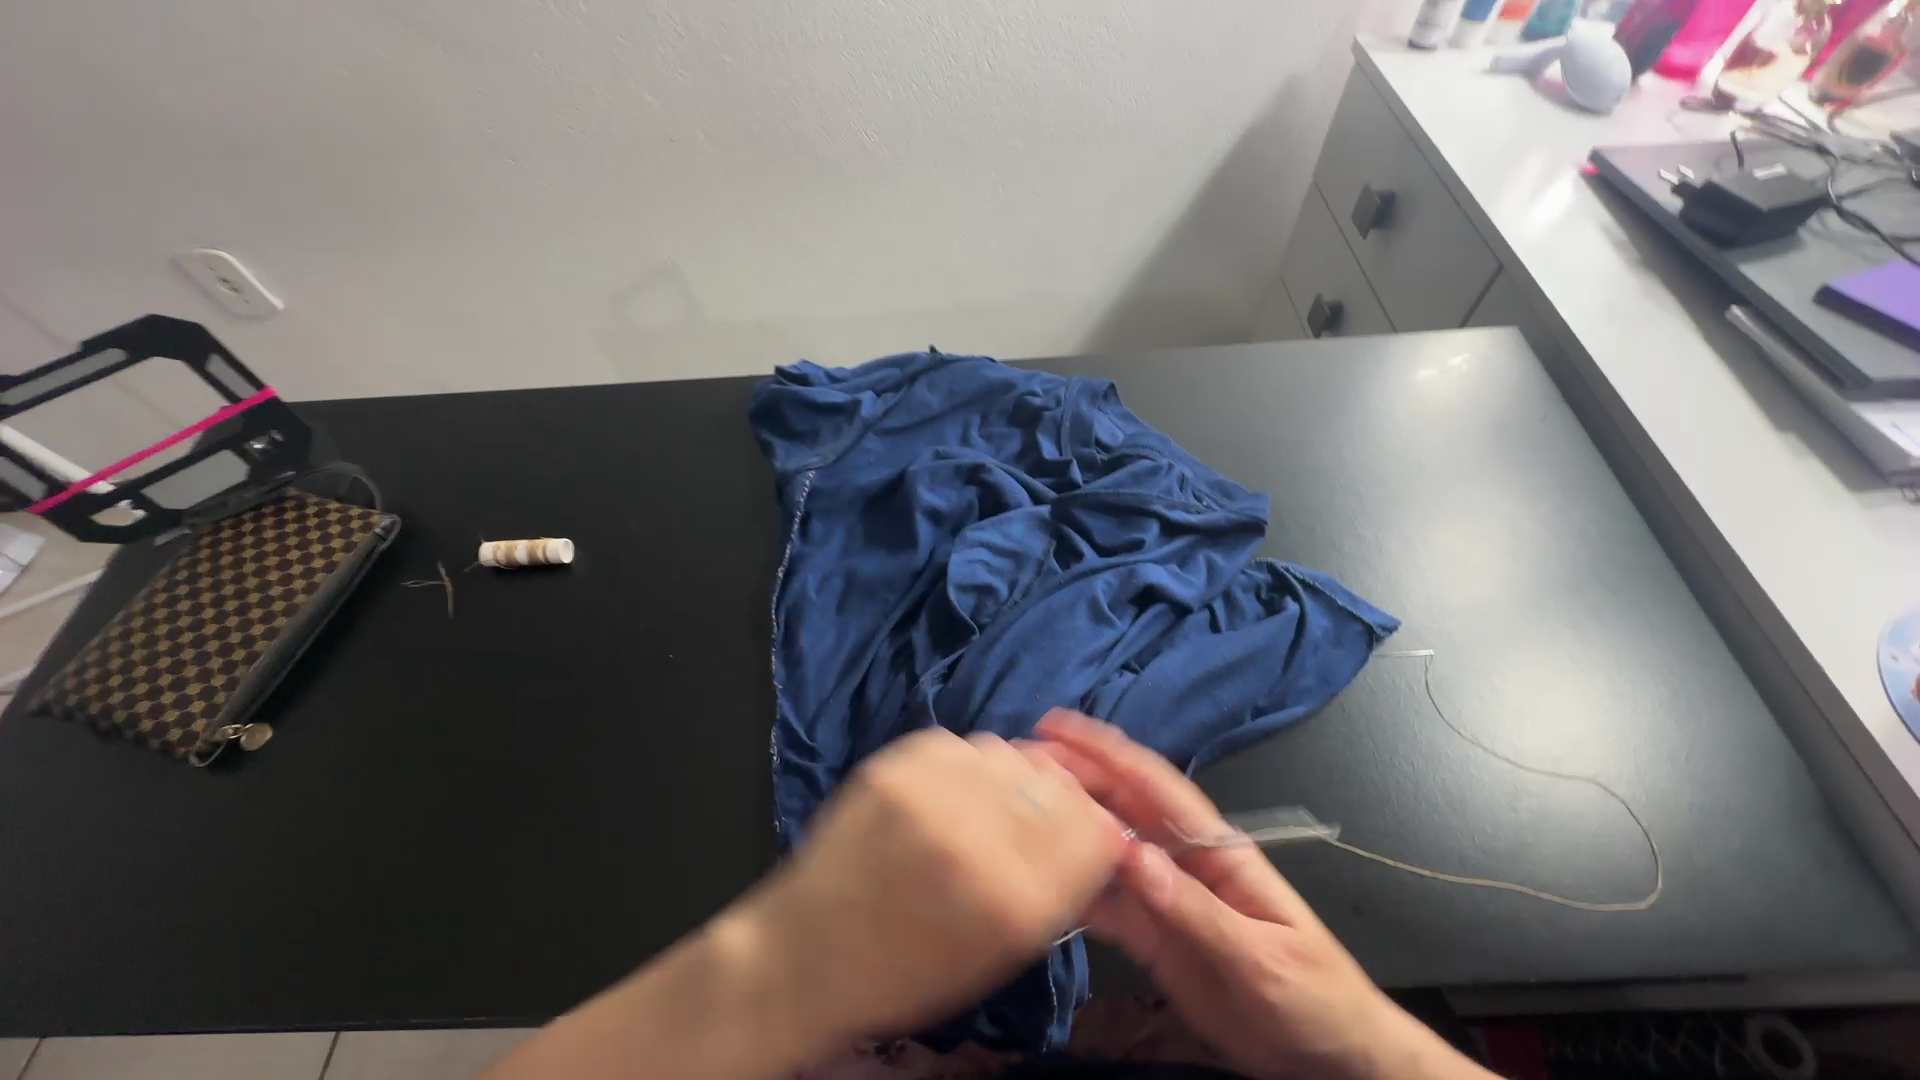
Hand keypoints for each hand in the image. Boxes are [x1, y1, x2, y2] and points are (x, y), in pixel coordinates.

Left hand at [742, 726, 1126, 1047]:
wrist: (809, 951)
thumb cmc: (909, 970)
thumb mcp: (1001, 950)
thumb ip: (1054, 887)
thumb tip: (1095, 829)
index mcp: (1011, 898)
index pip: (1091, 828)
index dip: (1089, 829)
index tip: (1076, 835)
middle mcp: (976, 835)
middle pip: (1053, 784)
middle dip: (1053, 800)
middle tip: (1026, 821)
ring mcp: (930, 792)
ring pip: (1006, 754)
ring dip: (1006, 779)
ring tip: (980, 807)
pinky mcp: (894, 765)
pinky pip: (958, 744)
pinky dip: (962, 765)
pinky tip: (944, 794)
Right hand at [1033, 710, 1492, 1079]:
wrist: (1328, 1055)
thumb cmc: (1313, 995)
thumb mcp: (1259, 957)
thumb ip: (1195, 909)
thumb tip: (1132, 856)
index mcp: (1215, 850)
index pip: (1155, 787)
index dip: (1107, 751)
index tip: (1058, 726)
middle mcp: (1182, 862)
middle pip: (1120, 809)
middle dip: (1073, 780)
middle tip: (1018, 764)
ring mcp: (1164, 898)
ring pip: (1105, 851)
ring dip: (1065, 827)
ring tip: (1017, 811)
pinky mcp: (1153, 937)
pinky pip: (1106, 905)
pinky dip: (1072, 890)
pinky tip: (1040, 882)